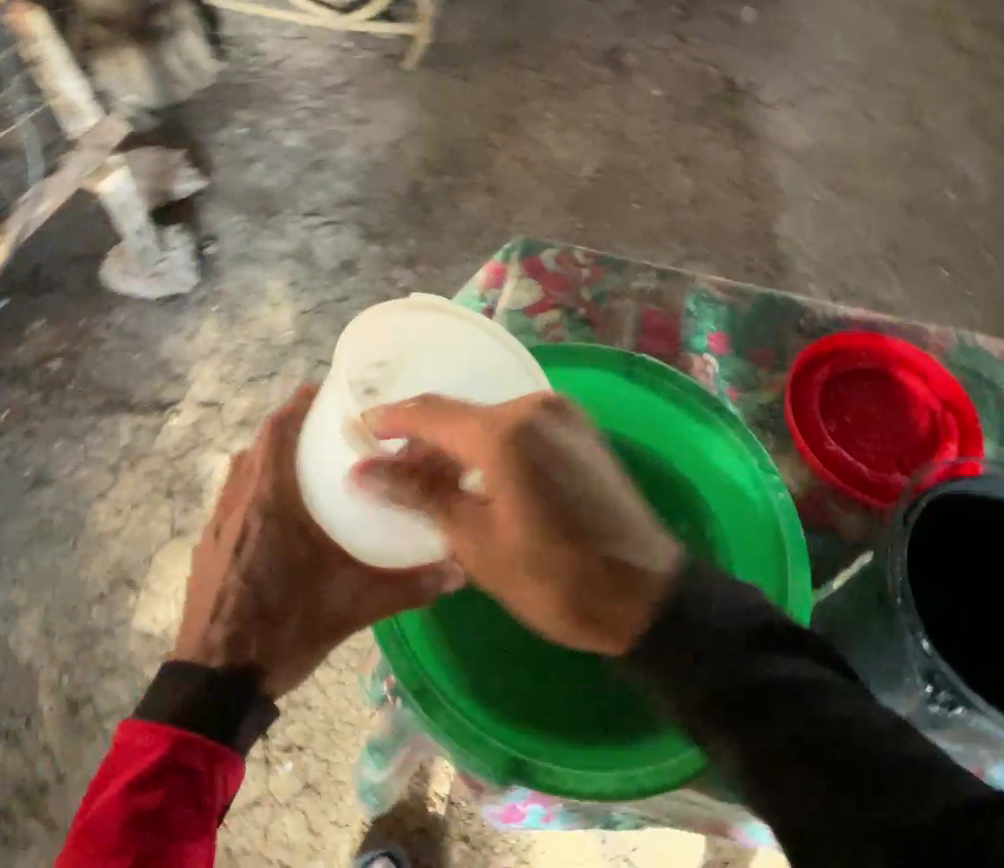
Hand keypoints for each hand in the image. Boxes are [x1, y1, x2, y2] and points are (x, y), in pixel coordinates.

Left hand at [172, 384, 463, 697]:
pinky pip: (232, 499)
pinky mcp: (207, 549)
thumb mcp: (353, 606)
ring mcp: (217, 526)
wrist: (215, 680)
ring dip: (269, 459)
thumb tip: (461, 570)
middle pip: (259, 447)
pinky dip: (255, 488)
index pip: (278, 433)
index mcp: (271, 502)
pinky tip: (280, 515)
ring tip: (306, 465)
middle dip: (289, 430)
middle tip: (326, 429)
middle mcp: (238, 503)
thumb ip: (408, 585)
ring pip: (242, 473)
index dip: (297, 405)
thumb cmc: (284, 628)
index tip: (324, 390)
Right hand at [352, 393, 683, 655]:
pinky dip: (492, 446)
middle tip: (392, 473)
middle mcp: (535, 408)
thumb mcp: (476, 541)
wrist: (645, 595)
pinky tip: (476, 478)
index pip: (430, 413)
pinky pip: (522, 428)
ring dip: (459, 445)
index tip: (358, 432)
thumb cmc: (554, 578)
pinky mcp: (581, 431)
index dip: (390, 421)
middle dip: (424, 441)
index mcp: (505, 432)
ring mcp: (564, 416)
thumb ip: (420, 494)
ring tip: (430, 483)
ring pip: (492, 421)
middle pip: (462, 415)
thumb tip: (364, 470)